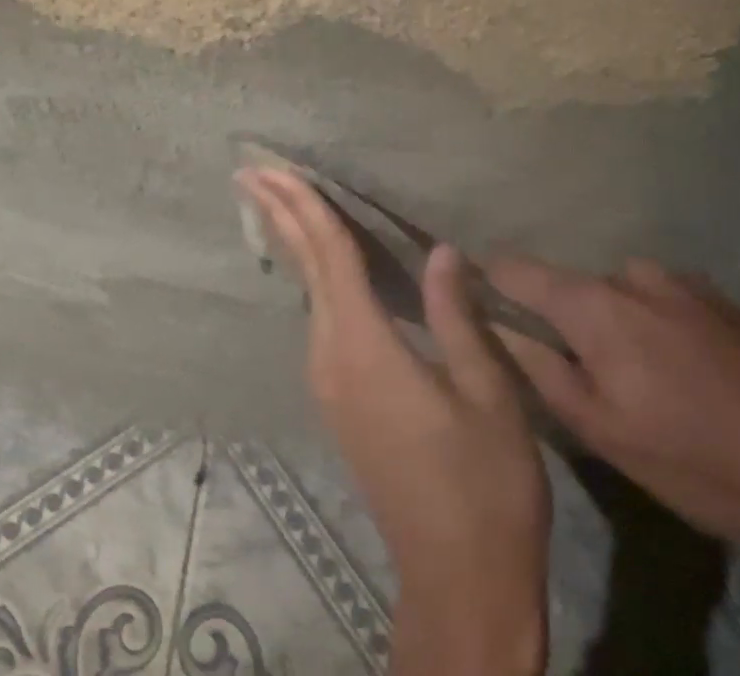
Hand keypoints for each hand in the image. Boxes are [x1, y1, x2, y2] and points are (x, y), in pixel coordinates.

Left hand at [237, 168, 548, 675]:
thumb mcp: (488, 393)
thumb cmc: (486, 484)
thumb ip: (456, 317)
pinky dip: (314, 281)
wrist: (456, 572)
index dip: (304, 207)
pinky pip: (321, 322)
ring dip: (294, 244)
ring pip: (307, 295)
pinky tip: (320, 268)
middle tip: (251, 170)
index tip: (272, 167)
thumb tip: (440, 251)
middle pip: (304, 270)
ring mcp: (328, 383)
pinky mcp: (337, 402)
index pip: (329, 258)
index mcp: (365, 348)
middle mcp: (331, 358)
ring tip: (281, 201)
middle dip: (279, 216)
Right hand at [484, 255, 739, 575]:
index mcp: (596, 305)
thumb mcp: (607, 433)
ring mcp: (689, 289)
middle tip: (567, 385)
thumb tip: (488, 325)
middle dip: (554, 326)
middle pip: (565, 290)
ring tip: (629, 392)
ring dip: (606, 334)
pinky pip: (659, 311)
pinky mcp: (729, 308)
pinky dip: (649, 338)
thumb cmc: (711, 464)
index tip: (464, 307)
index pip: (512, 269)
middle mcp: (636, 279)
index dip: (481, 283)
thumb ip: (540, 371)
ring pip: (615, 303)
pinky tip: (679, 389)